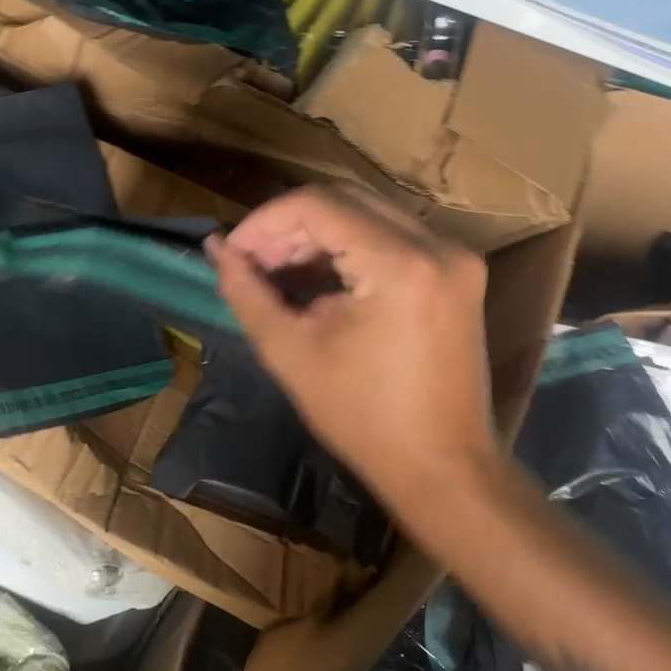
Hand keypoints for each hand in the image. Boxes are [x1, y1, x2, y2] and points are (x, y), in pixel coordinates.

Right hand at [204, 184, 495, 502]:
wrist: (445, 469)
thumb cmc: (361, 415)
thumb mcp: (288, 350)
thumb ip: (245, 290)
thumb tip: (215, 246)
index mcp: (399, 265)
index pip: (316, 205)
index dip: (264, 222)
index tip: (233, 253)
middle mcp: (435, 248)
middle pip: (342, 201)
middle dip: (286, 226)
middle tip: (250, 263)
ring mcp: (453, 258)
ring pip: (364, 213)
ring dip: (313, 235)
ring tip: (275, 272)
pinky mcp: (455, 273)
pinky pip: (387, 235)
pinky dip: (344, 247)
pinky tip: (313, 279)